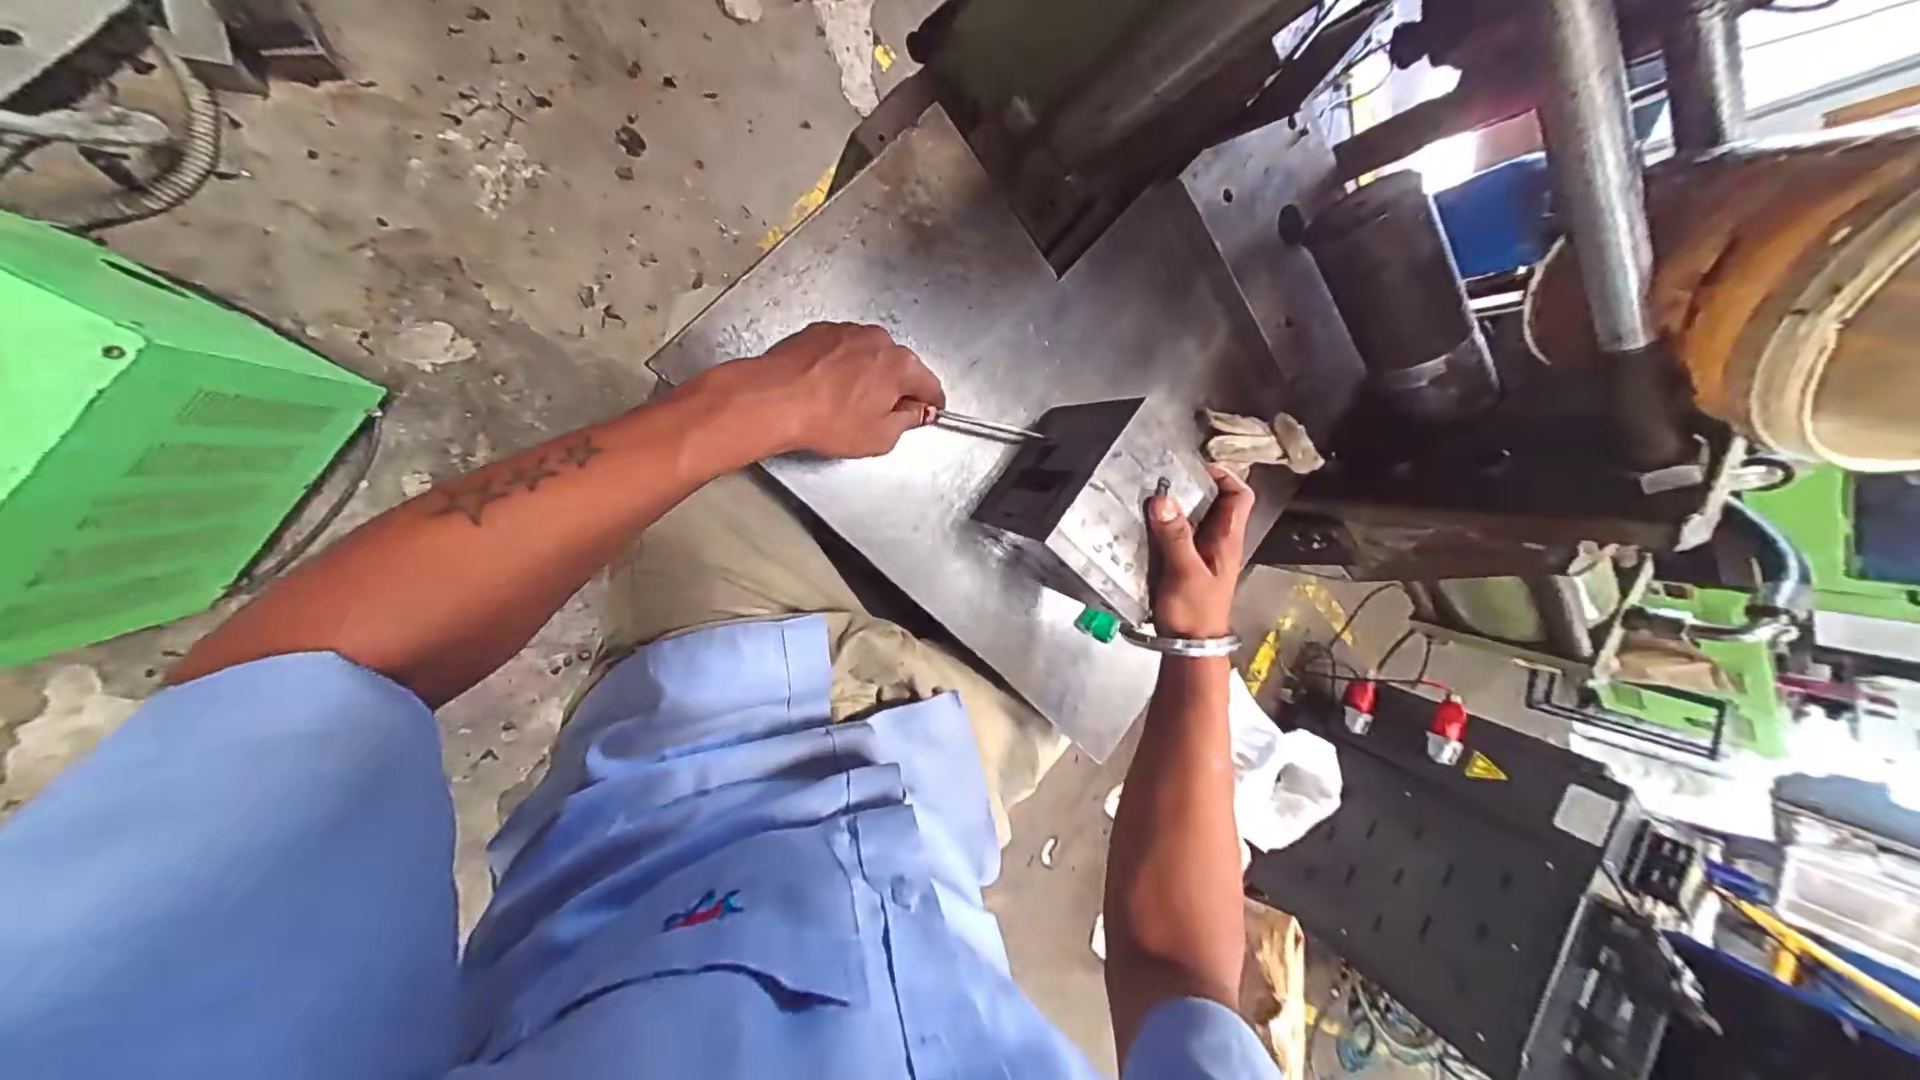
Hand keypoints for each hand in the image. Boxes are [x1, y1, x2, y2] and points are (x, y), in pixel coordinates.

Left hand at [690, 322, 945, 458]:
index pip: (930, 385)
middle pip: (900, 367)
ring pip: (870, 356)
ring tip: (847, 405)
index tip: (926, 411)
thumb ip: (908, 422)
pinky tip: (828, 390)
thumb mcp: (880, 437)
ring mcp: (847, 332)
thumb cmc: (824, 418)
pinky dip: (841, 368)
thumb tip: (916, 413)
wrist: (773, 400)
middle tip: (881, 415)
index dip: (930, 403)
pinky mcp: (820, 332)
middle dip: (896, 389)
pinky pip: (842, 351)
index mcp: (901, 365)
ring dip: (866, 376)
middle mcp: (878, 341)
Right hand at [1145, 466, 1254, 637]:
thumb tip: (1163, 497)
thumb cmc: (1194, 610)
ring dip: (1174, 506)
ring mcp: (1200, 555)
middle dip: (1192, 487)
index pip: (1240, 497)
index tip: (1196, 467)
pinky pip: (1175, 536)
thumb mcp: (1184, 571)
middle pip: (1213, 504)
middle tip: (1163, 476)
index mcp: (1227, 540)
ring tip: (1148, 494)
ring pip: (1192, 520)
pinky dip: (1162, 526)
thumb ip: (1174, 535)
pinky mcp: (1183, 565)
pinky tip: (1143, 523)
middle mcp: (1216, 543)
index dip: (1225, 477)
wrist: (1188, 647)